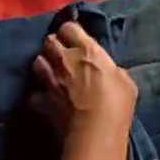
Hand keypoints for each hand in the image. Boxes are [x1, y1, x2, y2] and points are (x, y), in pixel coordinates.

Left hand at [32, 21, 137, 140]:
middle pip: (49, 40)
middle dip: (53, 45)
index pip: (69, 27)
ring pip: (37, 61)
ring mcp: (51, 79)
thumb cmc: (116, 104)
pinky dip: (38, 96)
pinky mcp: (42, 100)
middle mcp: (65, 58)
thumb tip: (109, 71)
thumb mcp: (125, 81)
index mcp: (87, 49)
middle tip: (61, 54)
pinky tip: (45, 99)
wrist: (95, 133)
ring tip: (50, 72)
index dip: (70, 32)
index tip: (75, 40)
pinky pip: (34, 94)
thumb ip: (112, 70)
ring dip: (43, 64)